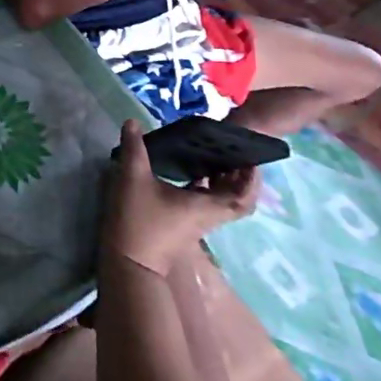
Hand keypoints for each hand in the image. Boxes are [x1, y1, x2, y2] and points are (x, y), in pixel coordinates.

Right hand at [104, 120, 259, 275]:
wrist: (128, 259)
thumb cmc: (138, 219)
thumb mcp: (133, 177)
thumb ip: (134, 147)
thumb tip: (133, 121)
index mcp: (207, 206)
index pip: (245, 196)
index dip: (252, 178)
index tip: (248, 156)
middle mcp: (208, 216)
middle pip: (237, 199)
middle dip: (238, 176)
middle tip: (228, 152)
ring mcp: (196, 223)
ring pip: (220, 202)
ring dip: (221, 182)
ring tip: (209, 157)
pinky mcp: (182, 225)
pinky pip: (204, 204)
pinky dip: (204, 188)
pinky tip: (186, 174)